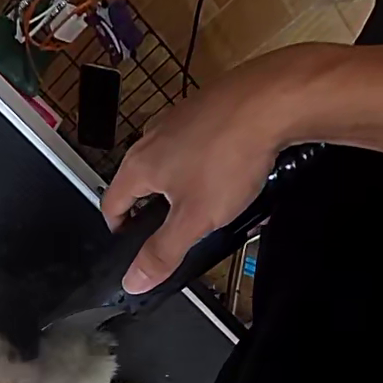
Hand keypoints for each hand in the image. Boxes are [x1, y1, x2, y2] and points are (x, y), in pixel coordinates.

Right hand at [101, 43, 347, 292]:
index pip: (111, 203)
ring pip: (174, 165)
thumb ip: (163, 252)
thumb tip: (133, 280)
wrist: (270, 102)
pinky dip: (211, 170)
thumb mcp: (194, 219)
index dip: (119, 230)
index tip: (129, 244)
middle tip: (174, 233)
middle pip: (142, 183)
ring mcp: (181, 120)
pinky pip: (201, 149)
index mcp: (139, 164)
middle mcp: (153, 137)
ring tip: (211, 211)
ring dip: (187, 191)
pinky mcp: (208, 112)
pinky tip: (235, 181)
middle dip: (157, 212)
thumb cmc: (229, 156)